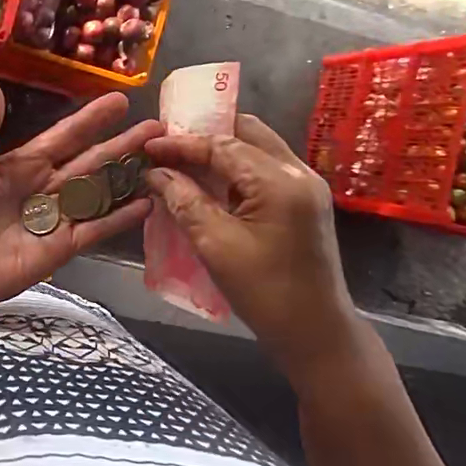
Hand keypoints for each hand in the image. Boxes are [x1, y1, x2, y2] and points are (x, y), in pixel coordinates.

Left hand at [0, 81, 162, 322]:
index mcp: (23, 164)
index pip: (65, 136)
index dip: (91, 120)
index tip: (119, 100)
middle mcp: (47, 186)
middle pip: (92, 160)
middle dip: (123, 143)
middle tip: (158, 127)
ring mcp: (58, 217)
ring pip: (100, 190)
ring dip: (128, 174)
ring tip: (161, 159)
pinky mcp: (63, 246)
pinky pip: (97, 228)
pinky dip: (121, 216)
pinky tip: (147, 202)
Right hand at [144, 116, 355, 370]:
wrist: (317, 333)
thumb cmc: (265, 293)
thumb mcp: (215, 246)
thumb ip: (184, 201)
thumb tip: (156, 173)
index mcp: (280, 181)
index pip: (223, 145)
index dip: (181, 144)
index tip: (148, 147)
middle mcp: (299, 172)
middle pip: (246, 132)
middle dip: (204, 135)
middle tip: (167, 148)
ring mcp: (306, 185)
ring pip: (256, 147)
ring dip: (220, 150)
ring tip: (181, 162)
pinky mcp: (304, 201)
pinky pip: (264, 167)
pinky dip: (235, 167)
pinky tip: (209, 182)